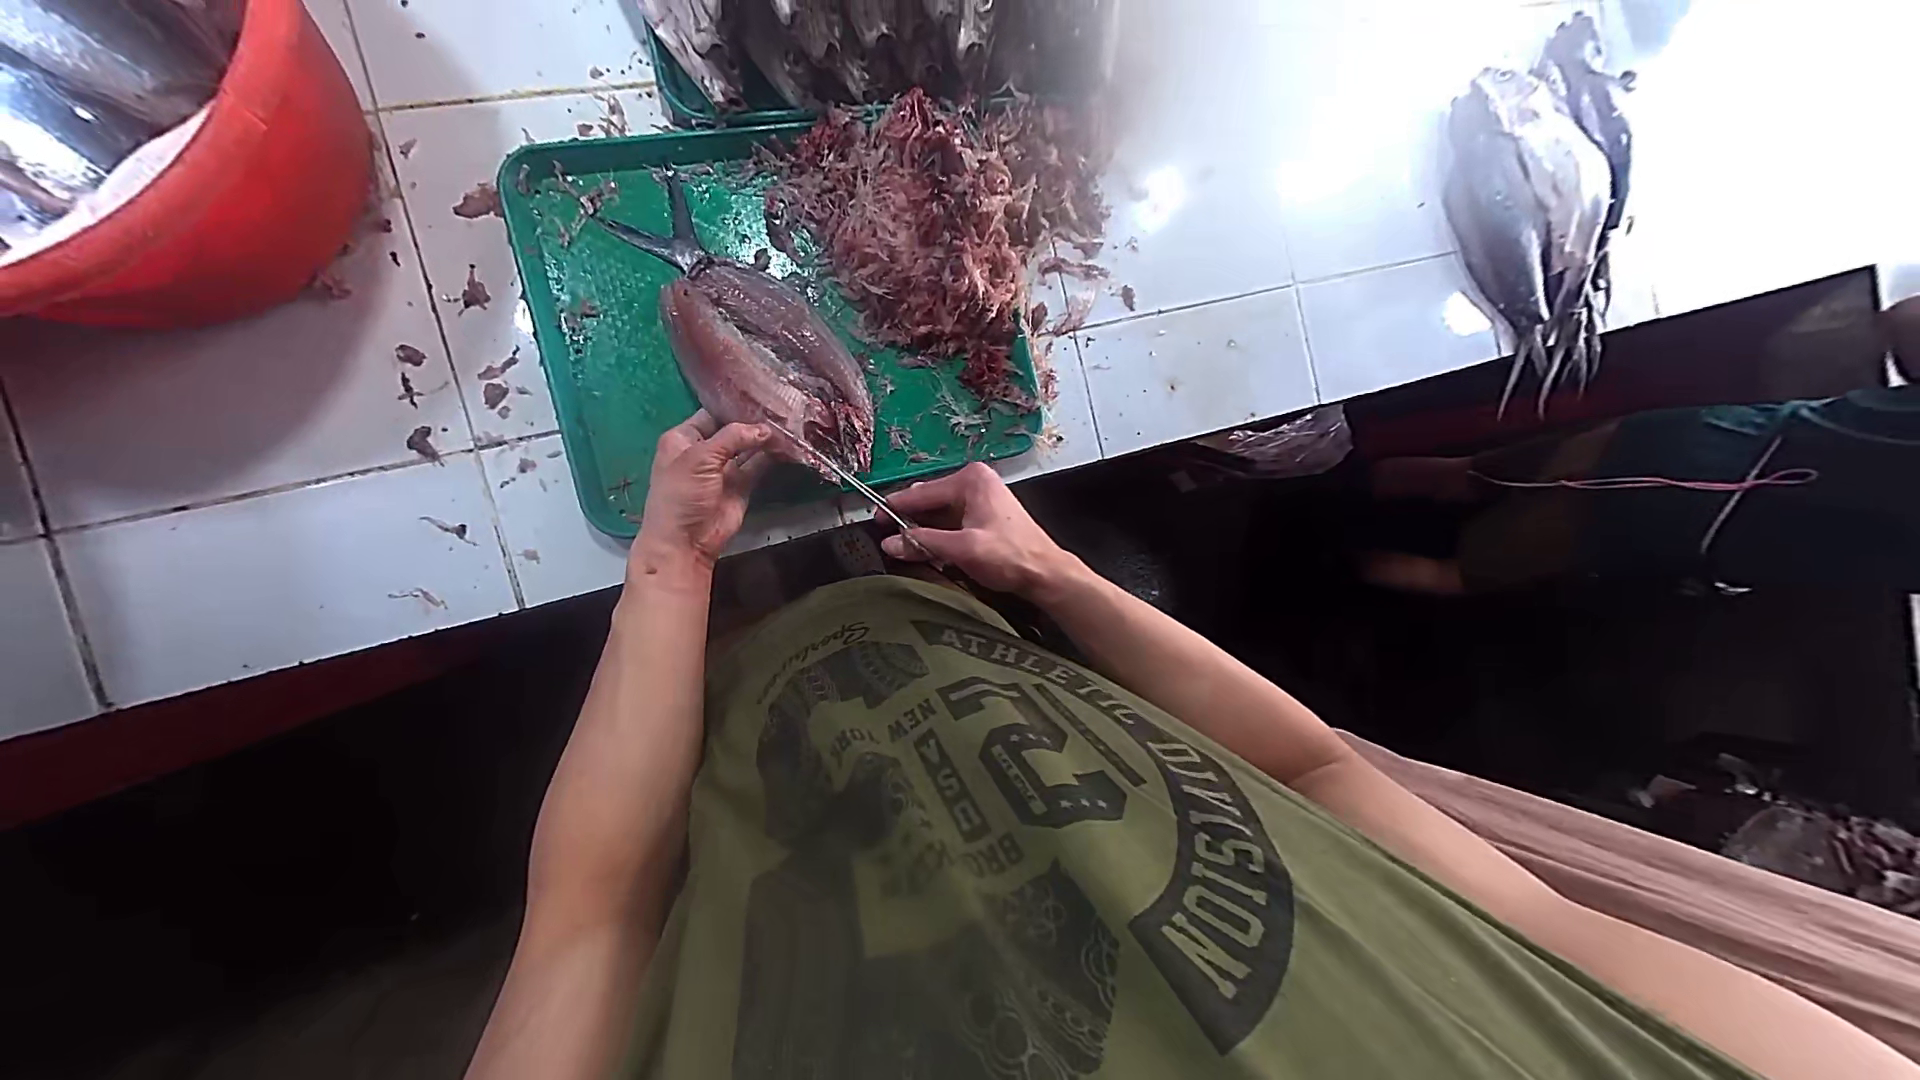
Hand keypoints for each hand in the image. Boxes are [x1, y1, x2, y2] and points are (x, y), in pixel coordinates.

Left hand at [630, 409, 771, 578]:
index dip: (735, 406)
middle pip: (734, 430)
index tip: (763, 396)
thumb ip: (732, 438)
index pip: (712, 414)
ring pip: (749, 448)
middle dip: (755, 422)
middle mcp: (705, 450)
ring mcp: (725, 468)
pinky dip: (772, 457)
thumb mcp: (701, 458)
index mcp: (684, 438)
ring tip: (790, 425)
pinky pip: (759, 466)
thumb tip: (765, 428)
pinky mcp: (742, 485)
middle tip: (783, 408)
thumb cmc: (682, 495)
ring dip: (767, 439)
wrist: (686, 541)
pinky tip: (788, 446)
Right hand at [879, 462, 1082, 599]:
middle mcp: (974, 483)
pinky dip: (938, 537)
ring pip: (938, 515)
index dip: (894, 508)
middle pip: (929, 502)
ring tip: (907, 551)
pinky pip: (951, 523)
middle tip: (890, 543)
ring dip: (924, 533)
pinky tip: (930, 553)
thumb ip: (923, 543)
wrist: (1046, 573)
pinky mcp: (983, 516)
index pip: (921, 492)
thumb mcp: (962, 549)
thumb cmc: (1011, 556)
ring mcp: (980, 499)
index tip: (874, 521)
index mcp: (970, 480)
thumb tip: (890, 543)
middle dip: (910, 523)